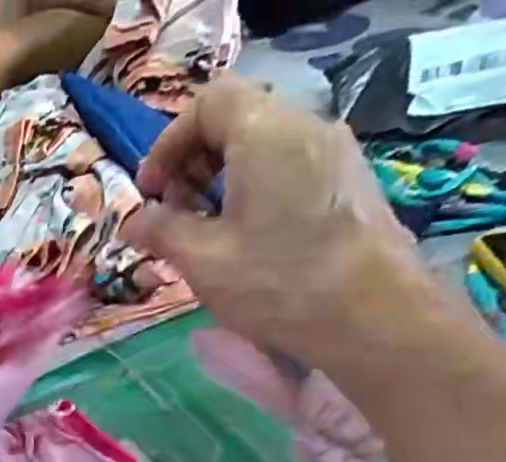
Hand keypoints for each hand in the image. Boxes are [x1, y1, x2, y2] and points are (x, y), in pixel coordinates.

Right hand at [121, 74, 460, 374]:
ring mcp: (331, 154)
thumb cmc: (277, 284)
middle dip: (190, 162)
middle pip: (235, 119)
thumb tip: (134, 221)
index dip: (169, 142)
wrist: (371, 316)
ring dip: (215, 179)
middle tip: (170, 214)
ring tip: (199, 230)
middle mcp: (305, 130)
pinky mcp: (342, 181)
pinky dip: (247, 188)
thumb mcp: (201, 260)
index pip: (210, 102)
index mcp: (268, 137)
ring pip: (259, 143)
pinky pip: (283, 165)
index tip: (151, 192)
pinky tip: (236, 236)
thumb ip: (160, 230)